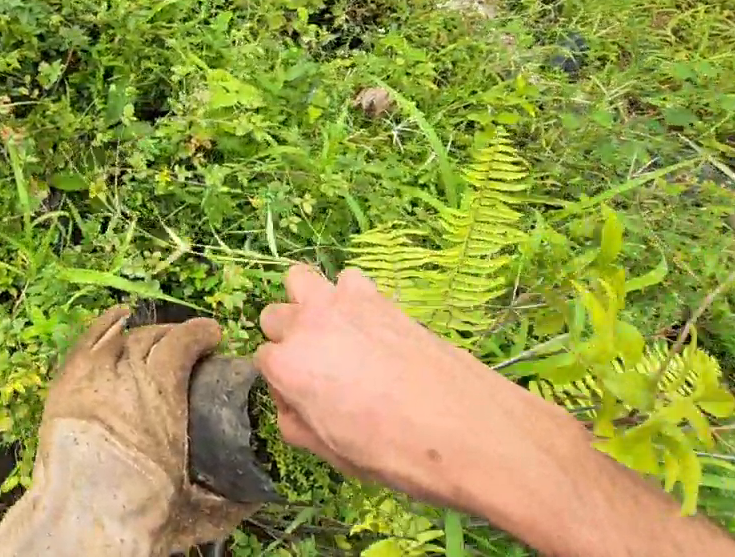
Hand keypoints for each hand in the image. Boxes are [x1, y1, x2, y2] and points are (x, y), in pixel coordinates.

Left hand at [37, 306, 257, 550]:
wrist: (79, 524)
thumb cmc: (139, 517)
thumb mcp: (194, 513)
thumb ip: (229, 502)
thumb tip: (258, 497)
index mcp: (162, 396)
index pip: (182, 344)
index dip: (200, 333)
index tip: (213, 334)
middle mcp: (128, 375)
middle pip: (153, 338)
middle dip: (174, 335)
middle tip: (186, 343)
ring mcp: (93, 376)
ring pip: (122, 338)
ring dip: (143, 334)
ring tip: (155, 337)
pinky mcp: (66, 383)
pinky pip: (88, 341)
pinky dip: (105, 325)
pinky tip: (117, 317)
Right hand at [254, 265, 580, 516]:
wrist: (471, 430)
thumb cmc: (399, 453)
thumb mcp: (337, 456)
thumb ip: (298, 425)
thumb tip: (292, 406)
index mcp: (288, 366)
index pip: (262, 362)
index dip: (283, 384)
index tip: (307, 401)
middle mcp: (305, 324)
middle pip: (273, 316)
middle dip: (289, 339)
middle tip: (319, 367)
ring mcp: (339, 303)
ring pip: (298, 280)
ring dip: (308, 302)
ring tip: (334, 330)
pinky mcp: (375, 295)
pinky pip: (346, 279)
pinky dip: (351, 296)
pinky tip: (370, 324)